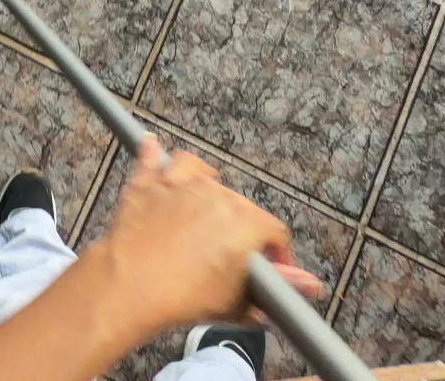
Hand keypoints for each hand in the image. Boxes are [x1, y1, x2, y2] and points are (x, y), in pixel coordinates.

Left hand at [91, 137, 325, 338]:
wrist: (133, 280)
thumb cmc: (185, 293)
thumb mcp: (240, 299)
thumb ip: (279, 286)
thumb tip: (311, 284)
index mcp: (243, 220)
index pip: (272, 229)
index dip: (276, 250)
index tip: (272, 265)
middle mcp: (213, 192)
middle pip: (237, 202)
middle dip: (240, 224)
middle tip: (232, 249)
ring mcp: (177, 183)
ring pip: (197, 169)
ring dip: (203, 182)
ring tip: (203, 198)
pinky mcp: (147, 182)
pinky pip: (152, 157)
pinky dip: (152, 151)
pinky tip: (151, 145)